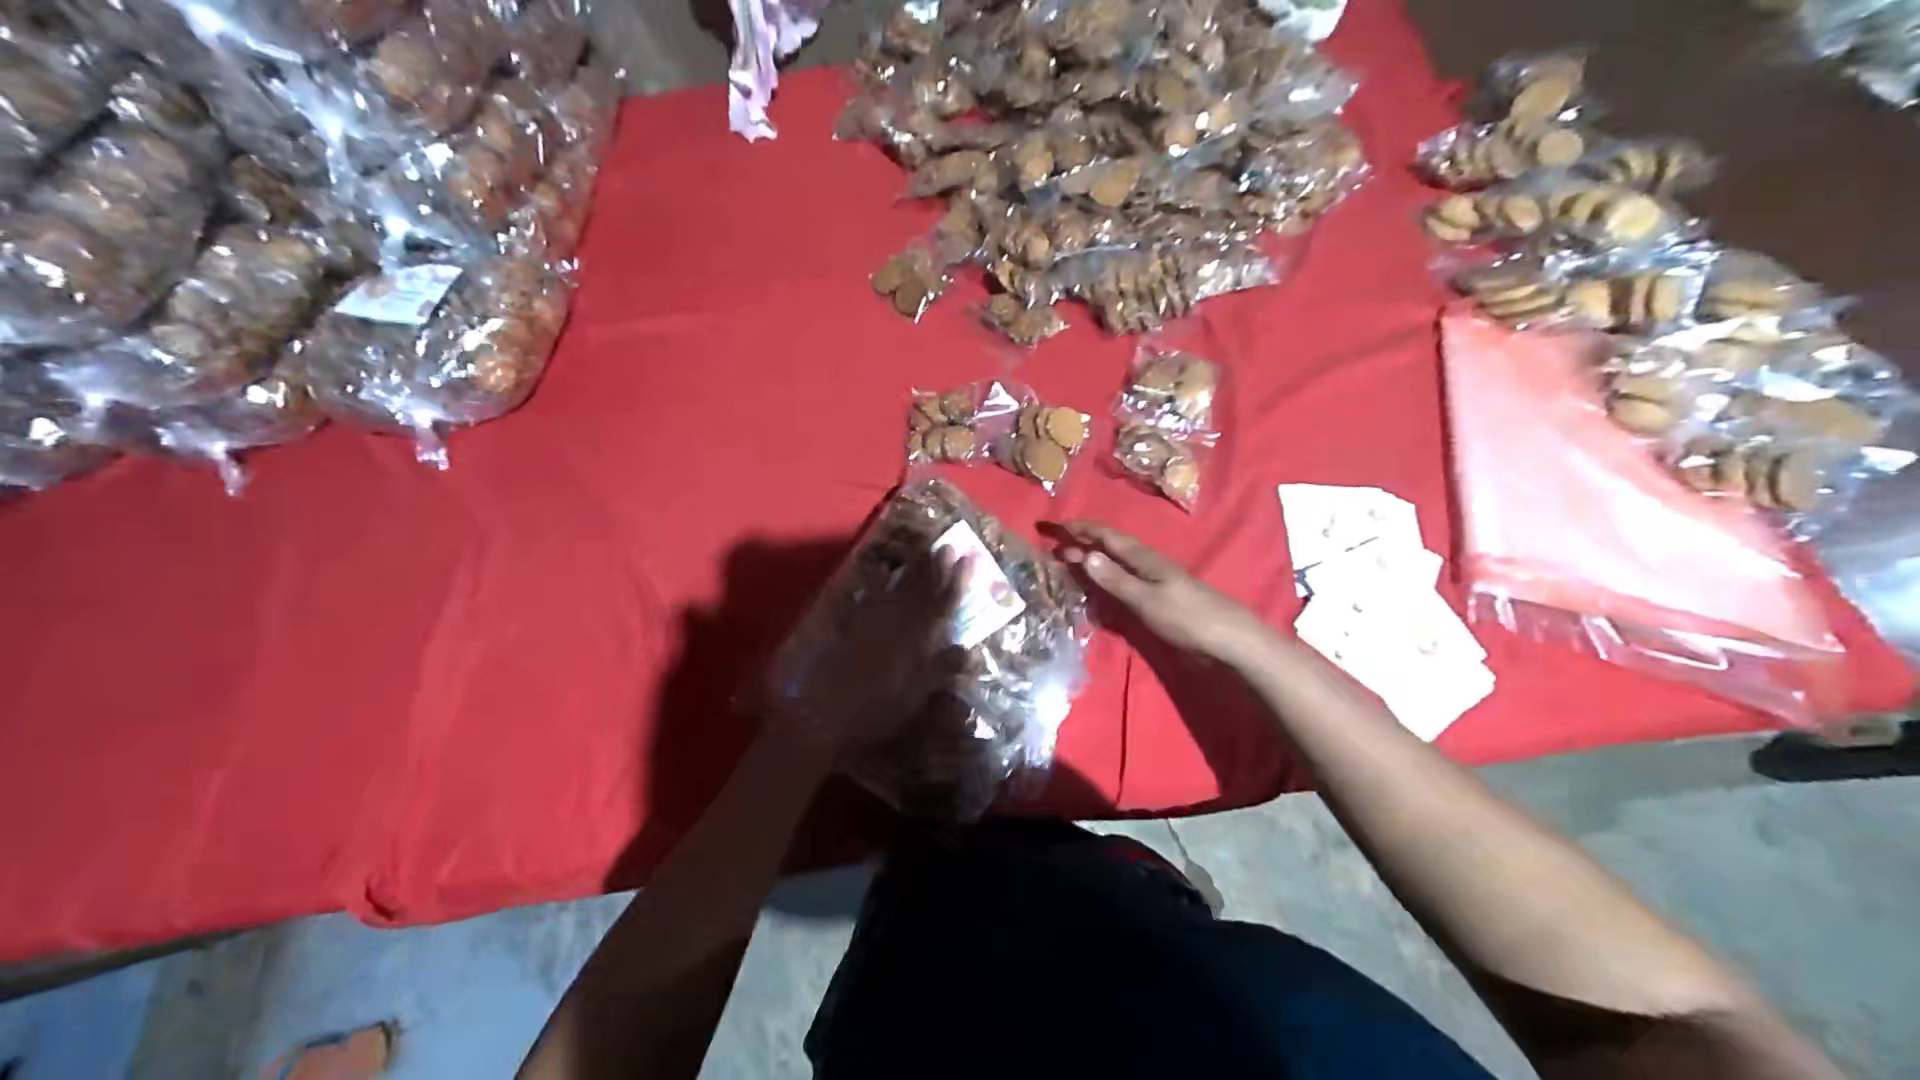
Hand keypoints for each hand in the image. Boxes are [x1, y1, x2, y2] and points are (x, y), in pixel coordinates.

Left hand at [770, 546, 968, 760]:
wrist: (824, 716)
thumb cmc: (875, 712)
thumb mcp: (915, 696)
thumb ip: (941, 670)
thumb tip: (968, 650)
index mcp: (914, 640)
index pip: (940, 604)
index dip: (955, 582)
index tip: (968, 559)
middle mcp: (893, 624)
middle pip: (917, 590)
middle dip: (933, 567)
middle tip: (945, 544)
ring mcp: (869, 622)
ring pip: (894, 588)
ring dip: (909, 569)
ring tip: (920, 550)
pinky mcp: (849, 628)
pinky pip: (865, 597)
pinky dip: (875, 582)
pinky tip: (880, 570)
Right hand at [1057, 521, 1277, 666]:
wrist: (1231, 640)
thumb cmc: (1189, 618)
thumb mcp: (1147, 600)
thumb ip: (1116, 579)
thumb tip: (1085, 554)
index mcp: (1145, 559)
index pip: (1107, 536)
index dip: (1081, 529)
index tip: (1055, 525)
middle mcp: (1149, 564)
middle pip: (1112, 547)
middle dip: (1084, 543)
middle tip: (1056, 547)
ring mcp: (1157, 580)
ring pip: (1118, 562)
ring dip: (1095, 560)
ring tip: (1072, 563)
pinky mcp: (1161, 598)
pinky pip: (1126, 580)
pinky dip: (1108, 579)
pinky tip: (1101, 588)